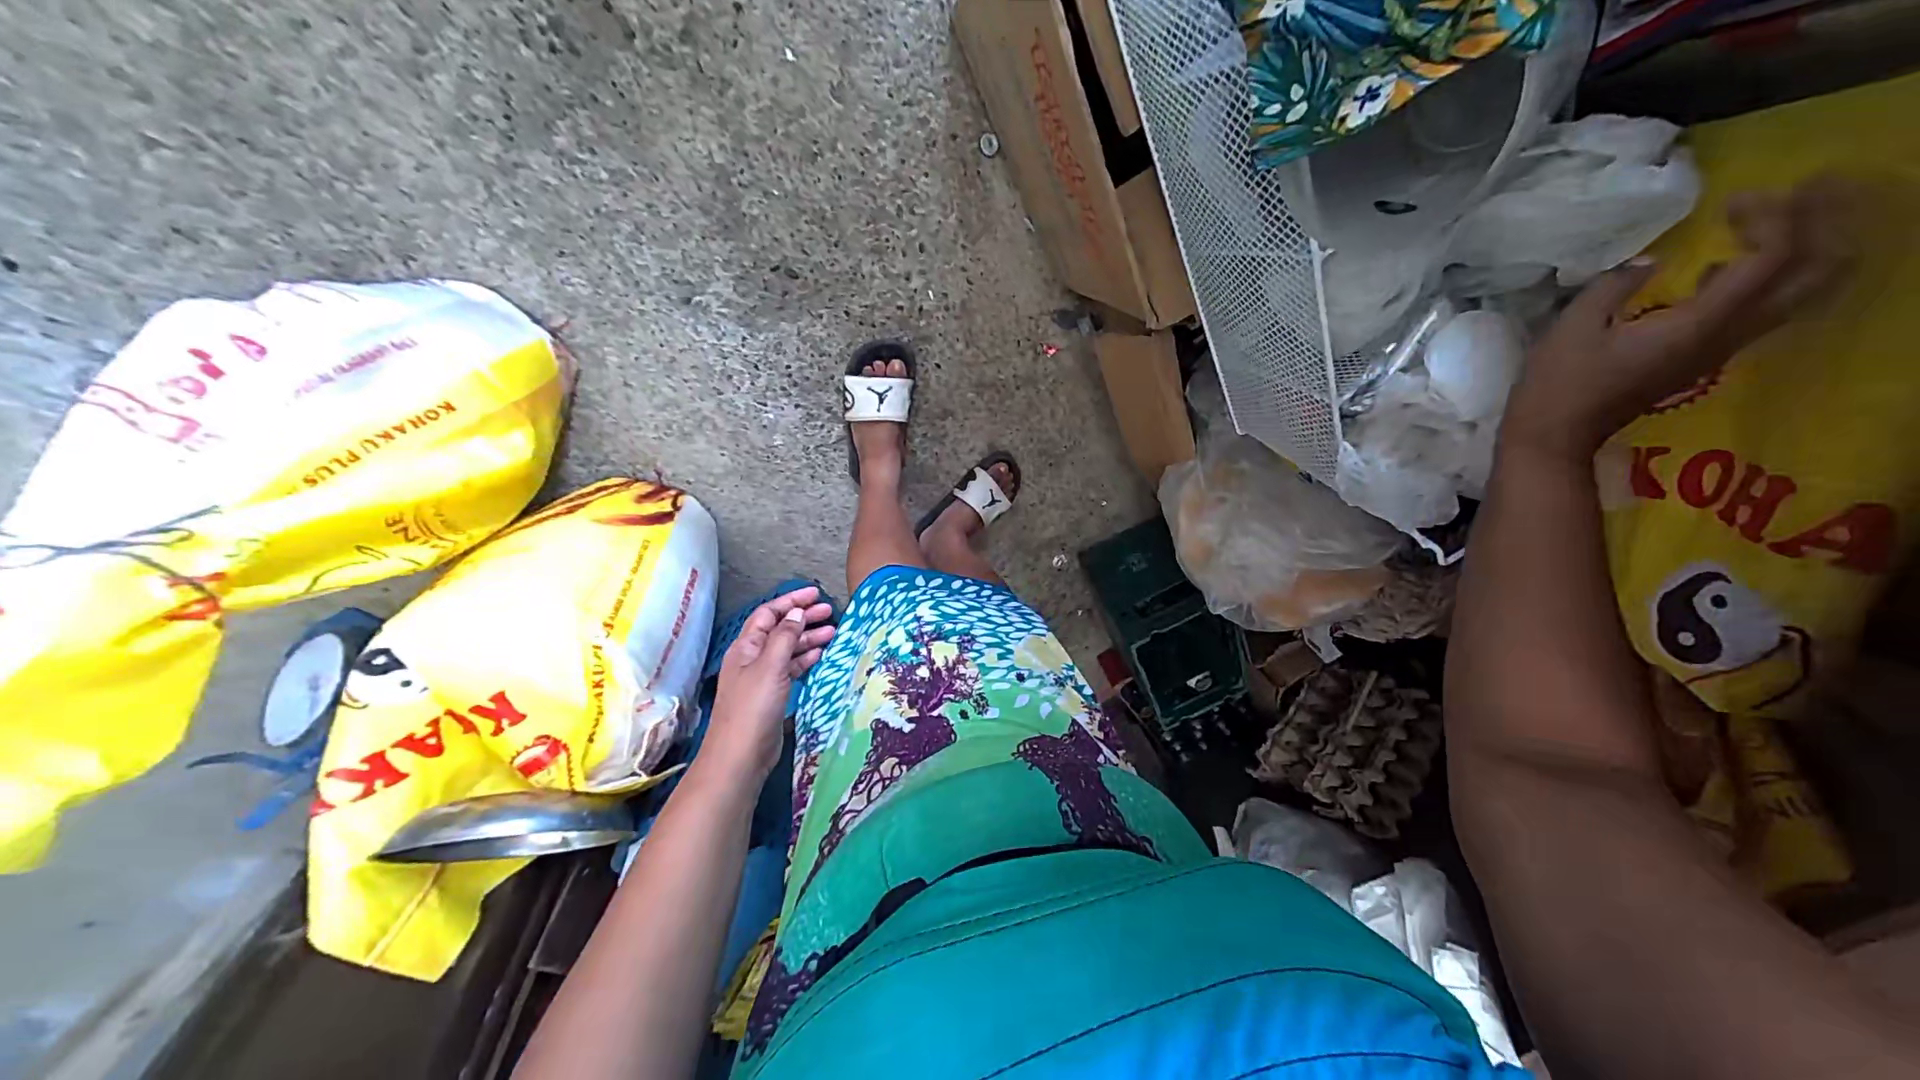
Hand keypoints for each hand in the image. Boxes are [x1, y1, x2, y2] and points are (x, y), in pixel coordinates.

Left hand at [701, 586, 834, 782]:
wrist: (741, 755)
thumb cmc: (753, 708)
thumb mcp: (770, 666)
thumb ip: (784, 637)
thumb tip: (796, 613)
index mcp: (746, 647)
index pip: (769, 614)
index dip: (791, 601)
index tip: (815, 594)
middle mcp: (752, 658)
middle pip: (779, 629)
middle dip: (803, 618)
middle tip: (829, 611)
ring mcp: (762, 677)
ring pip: (787, 649)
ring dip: (808, 638)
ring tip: (832, 631)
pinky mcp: (773, 695)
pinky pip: (791, 668)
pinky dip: (805, 659)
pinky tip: (820, 655)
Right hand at [1503, 177, 1855, 459]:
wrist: (1554, 437)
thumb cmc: (1557, 384)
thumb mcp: (1573, 327)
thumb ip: (1614, 287)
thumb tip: (1647, 266)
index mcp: (1699, 325)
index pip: (1772, 258)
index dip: (1771, 218)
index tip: (1737, 199)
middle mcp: (1726, 337)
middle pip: (1815, 274)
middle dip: (1823, 226)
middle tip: (1802, 194)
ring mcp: (1718, 351)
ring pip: (1799, 294)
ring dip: (1804, 251)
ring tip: (1772, 222)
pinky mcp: (1701, 358)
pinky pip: (1763, 311)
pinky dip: (1767, 279)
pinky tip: (1726, 269)